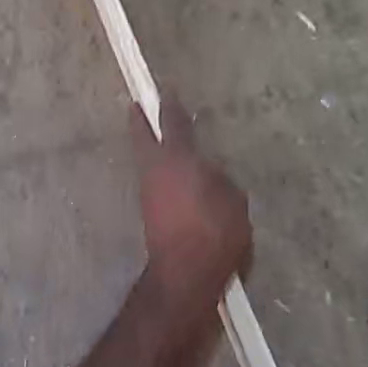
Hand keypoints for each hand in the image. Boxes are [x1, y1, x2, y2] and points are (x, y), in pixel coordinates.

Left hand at [130, 99, 251, 335]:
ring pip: (145, 160)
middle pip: (142, 137)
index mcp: (178, 157)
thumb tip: (209, 174)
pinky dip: (159, 175)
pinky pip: (152, 183)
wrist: (185, 275)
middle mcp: (157, 169)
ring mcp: (147, 191)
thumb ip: (220, 180)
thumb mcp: (233, 200)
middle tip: (134, 106)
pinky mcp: (147, 213)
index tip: (167, 91)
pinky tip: (172, 182)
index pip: (174, 123)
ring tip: (157, 143)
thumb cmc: (215, 231)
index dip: (171, 105)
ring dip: (148, 148)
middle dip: (139, 121)